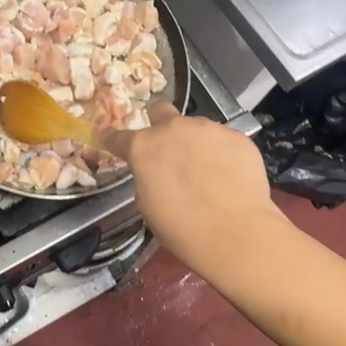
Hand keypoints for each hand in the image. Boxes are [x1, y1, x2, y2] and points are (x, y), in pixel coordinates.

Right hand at [100, 104, 278, 266]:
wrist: (236, 234)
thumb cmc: (183, 228)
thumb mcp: (148, 205)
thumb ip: (147, 176)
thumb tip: (155, 170)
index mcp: (144, 147)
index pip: (118, 136)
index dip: (112, 137)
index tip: (108, 135)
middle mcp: (174, 129)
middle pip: (160, 111)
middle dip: (161, 125)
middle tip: (170, 150)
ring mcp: (208, 129)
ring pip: (197, 128)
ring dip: (196, 144)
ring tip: (209, 173)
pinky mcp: (237, 137)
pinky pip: (224, 141)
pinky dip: (223, 154)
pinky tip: (230, 178)